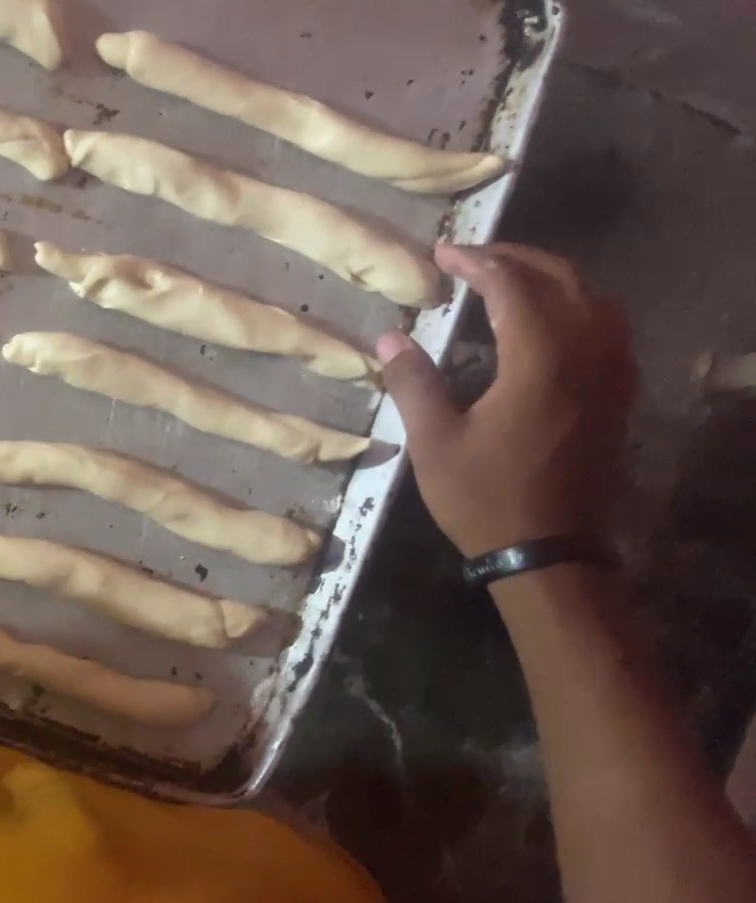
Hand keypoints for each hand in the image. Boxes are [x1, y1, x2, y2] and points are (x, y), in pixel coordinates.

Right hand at [380, 243, 635, 557]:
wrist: (547, 546)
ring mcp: (612, 372)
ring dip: (549, 278)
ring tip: (504, 280)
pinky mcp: (617, 391)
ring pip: (594, 298)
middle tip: (471, 257)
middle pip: (565, 281)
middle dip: (517, 260)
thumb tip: (390, 337)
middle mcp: (589, 355)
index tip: (443, 253)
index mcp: (541, 363)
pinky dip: (572, 305)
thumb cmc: (481, 494)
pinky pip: (605, 325)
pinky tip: (541, 319)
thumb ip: (414, 382)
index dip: (478, 265)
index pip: (515, 290)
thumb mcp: (433, 440)